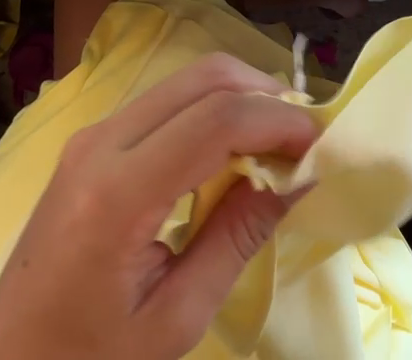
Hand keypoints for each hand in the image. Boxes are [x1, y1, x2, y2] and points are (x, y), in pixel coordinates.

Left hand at [0, 53, 318, 359]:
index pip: (216, 120)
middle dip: (263, 94)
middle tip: (304, 136)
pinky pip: (162, 102)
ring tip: (277, 141)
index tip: (321, 146)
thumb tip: (298, 178)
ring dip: (237, 97)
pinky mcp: (90, 141)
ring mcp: (90, 135)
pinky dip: (208, 109)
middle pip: (201, 79)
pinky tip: (232, 146)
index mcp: (118, 192)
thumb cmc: (92, 356)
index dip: (277, 122)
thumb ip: (238, 237)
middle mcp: (100, 142)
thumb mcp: (176, 315)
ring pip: (182, 82)